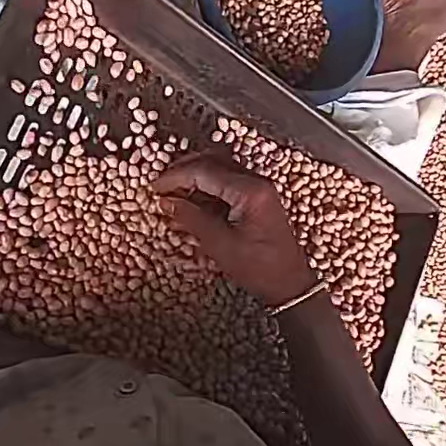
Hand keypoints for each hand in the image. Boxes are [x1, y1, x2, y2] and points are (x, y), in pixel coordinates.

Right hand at [151, 154, 314, 304]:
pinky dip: (207, 190)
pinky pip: (228, 185)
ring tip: (174, 196)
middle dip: (184, 171)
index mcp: (250, 190)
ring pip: (220, 170)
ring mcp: (259, 189)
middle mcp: (257, 182)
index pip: (205, 171)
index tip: (156, 187)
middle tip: (162, 186)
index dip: (176, 176)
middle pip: (213, 162)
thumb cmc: (259, 268)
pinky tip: (192, 206)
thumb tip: (167, 202)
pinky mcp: (257, 200)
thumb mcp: (220, 245)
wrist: (290, 284)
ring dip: (194, 179)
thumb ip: (192, 218)